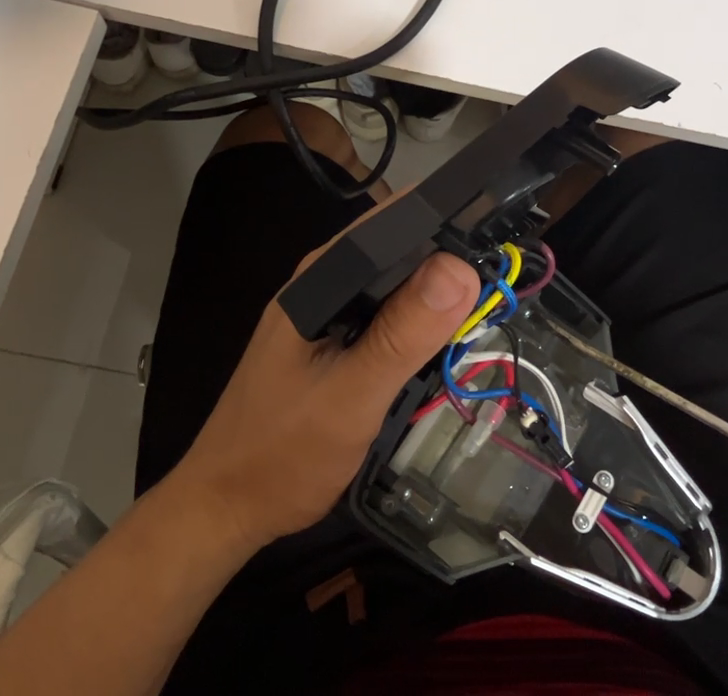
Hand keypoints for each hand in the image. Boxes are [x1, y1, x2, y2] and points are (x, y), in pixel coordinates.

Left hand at [166, 248, 479, 550]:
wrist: (227, 508)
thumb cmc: (283, 454)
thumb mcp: (352, 396)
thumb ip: (402, 335)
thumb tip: (460, 269)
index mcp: (318, 283)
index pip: (389, 226)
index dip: (443, 220)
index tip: (497, 230)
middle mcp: (321, 288)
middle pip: (395, 251)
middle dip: (447, 258)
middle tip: (501, 280)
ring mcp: (326, 317)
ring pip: (393, 285)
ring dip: (435, 293)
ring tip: (485, 306)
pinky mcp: (333, 345)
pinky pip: (385, 318)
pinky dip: (417, 322)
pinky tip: (442, 339)